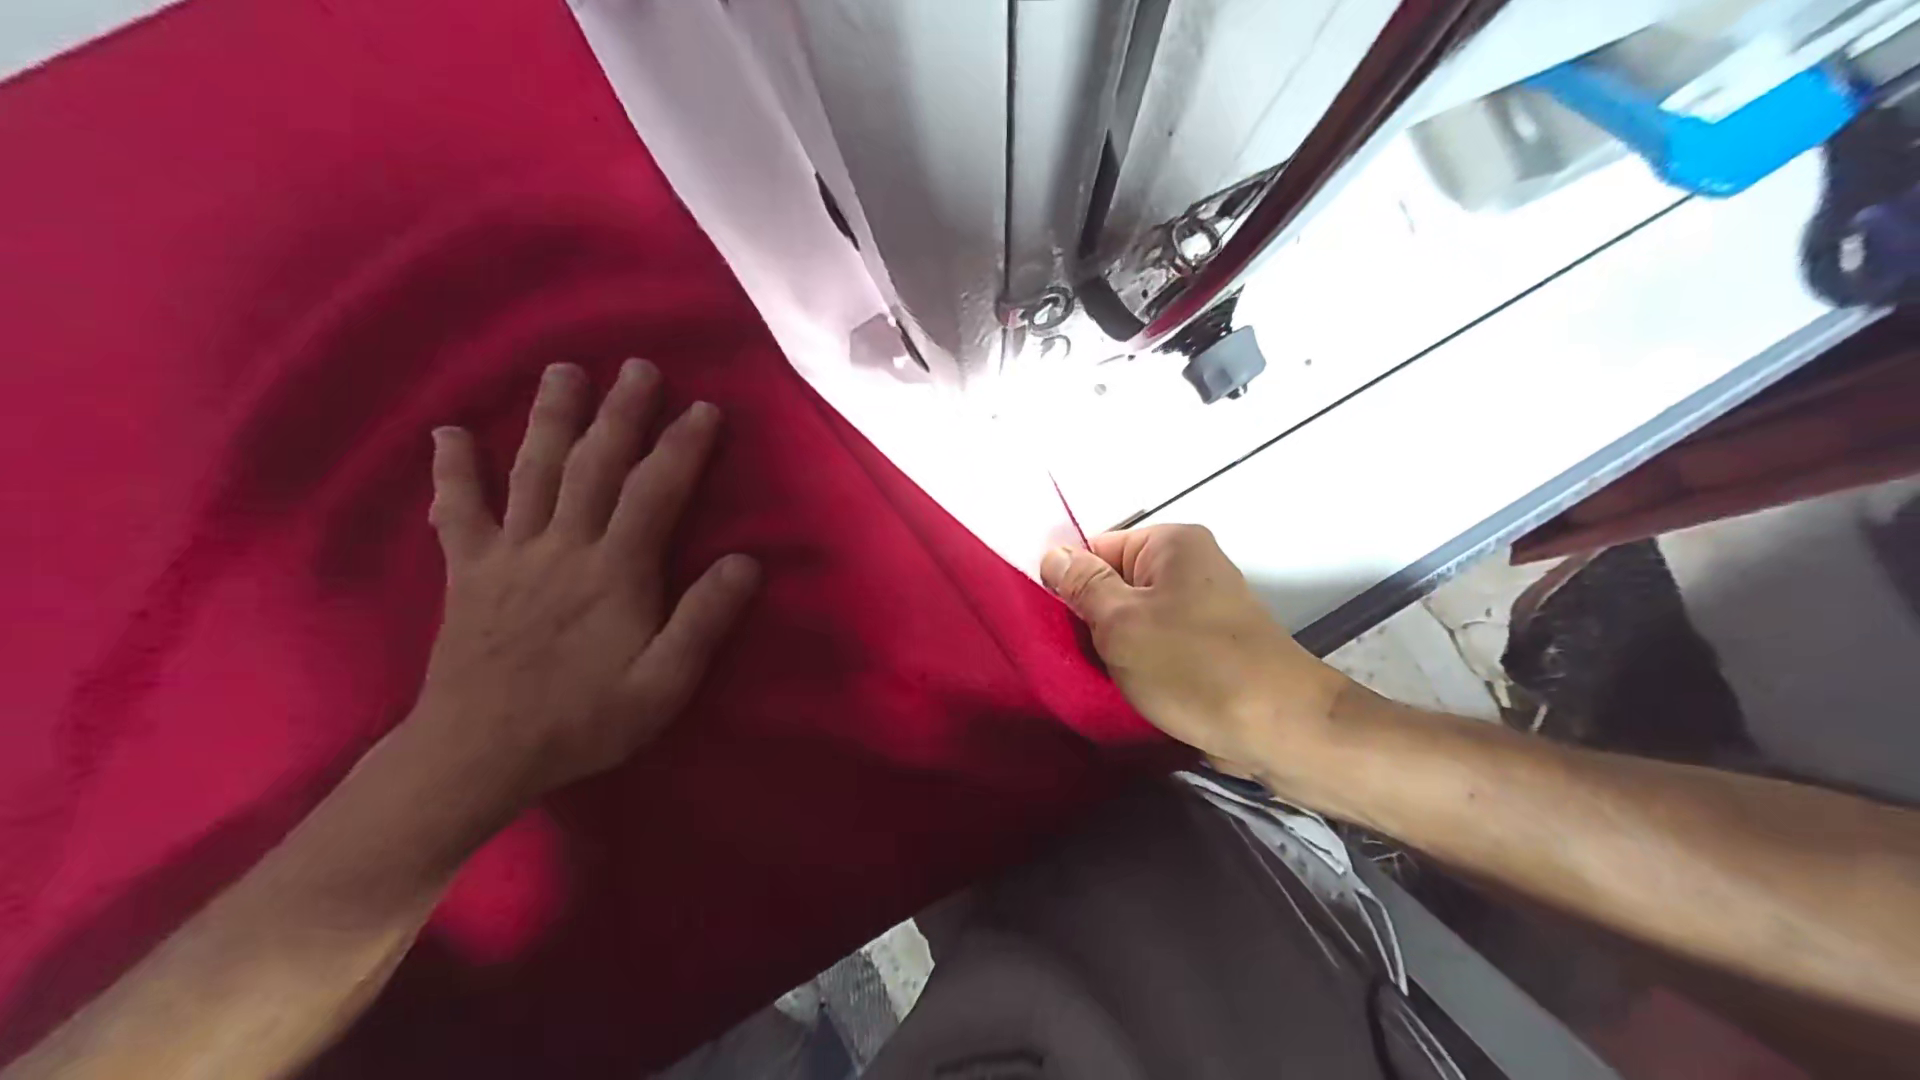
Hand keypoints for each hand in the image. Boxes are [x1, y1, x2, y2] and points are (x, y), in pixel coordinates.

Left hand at [414, 359, 759, 799]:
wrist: (478, 754)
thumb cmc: (583, 720)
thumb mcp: (664, 684)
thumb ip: (704, 620)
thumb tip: (746, 561)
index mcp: (615, 571)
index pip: (655, 492)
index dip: (682, 446)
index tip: (704, 408)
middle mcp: (562, 547)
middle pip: (595, 465)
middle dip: (621, 412)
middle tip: (638, 367)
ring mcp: (510, 554)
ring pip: (532, 471)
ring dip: (551, 418)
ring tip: (564, 371)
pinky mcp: (470, 571)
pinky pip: (459, 512)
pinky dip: (454, 471)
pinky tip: (450, 434)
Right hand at [1040, 525, 1353, 774]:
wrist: (1279, 728)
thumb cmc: (1193, 666)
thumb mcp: (1120, 622)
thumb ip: (1081, 585)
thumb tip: (1053, 556)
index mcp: (1171, 544)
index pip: (1097, 549)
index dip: (1071, 584)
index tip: (1056, 623)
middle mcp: (1190, 566)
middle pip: (1116, 583)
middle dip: (1091, 618)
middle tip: (1071, 651)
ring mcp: (1202, 607)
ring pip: (1134, 618)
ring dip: (1113, 645)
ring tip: (1096, 672)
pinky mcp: (1208, 645)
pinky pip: (1157, 642)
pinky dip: (1139, 662)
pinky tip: (1123, 685)